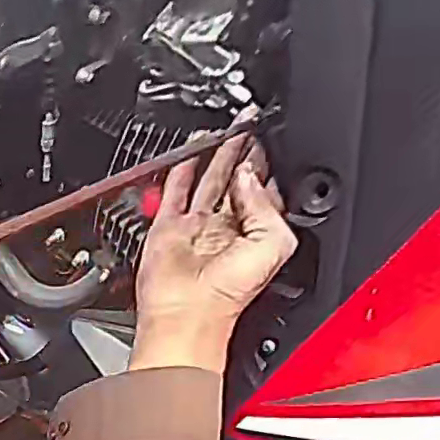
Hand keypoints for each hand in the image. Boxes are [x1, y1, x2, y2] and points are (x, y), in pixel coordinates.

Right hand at [130, 130, 296, 371]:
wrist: (185, 315)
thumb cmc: (228, 295)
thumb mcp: (273, 244)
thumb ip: (265, 203)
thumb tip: (245, 174)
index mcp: (254, 232)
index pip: (262, 186)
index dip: (266, 161)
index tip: (268, 136)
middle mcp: (224, 228)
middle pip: (234, 178)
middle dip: (242, 150)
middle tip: (246, 123)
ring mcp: (194, 228)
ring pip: (206, 180)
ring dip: (214, 154)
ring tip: (222, 129)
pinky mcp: (167, 230)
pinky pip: (174, 192)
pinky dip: (180, 171)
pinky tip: (189, 152)